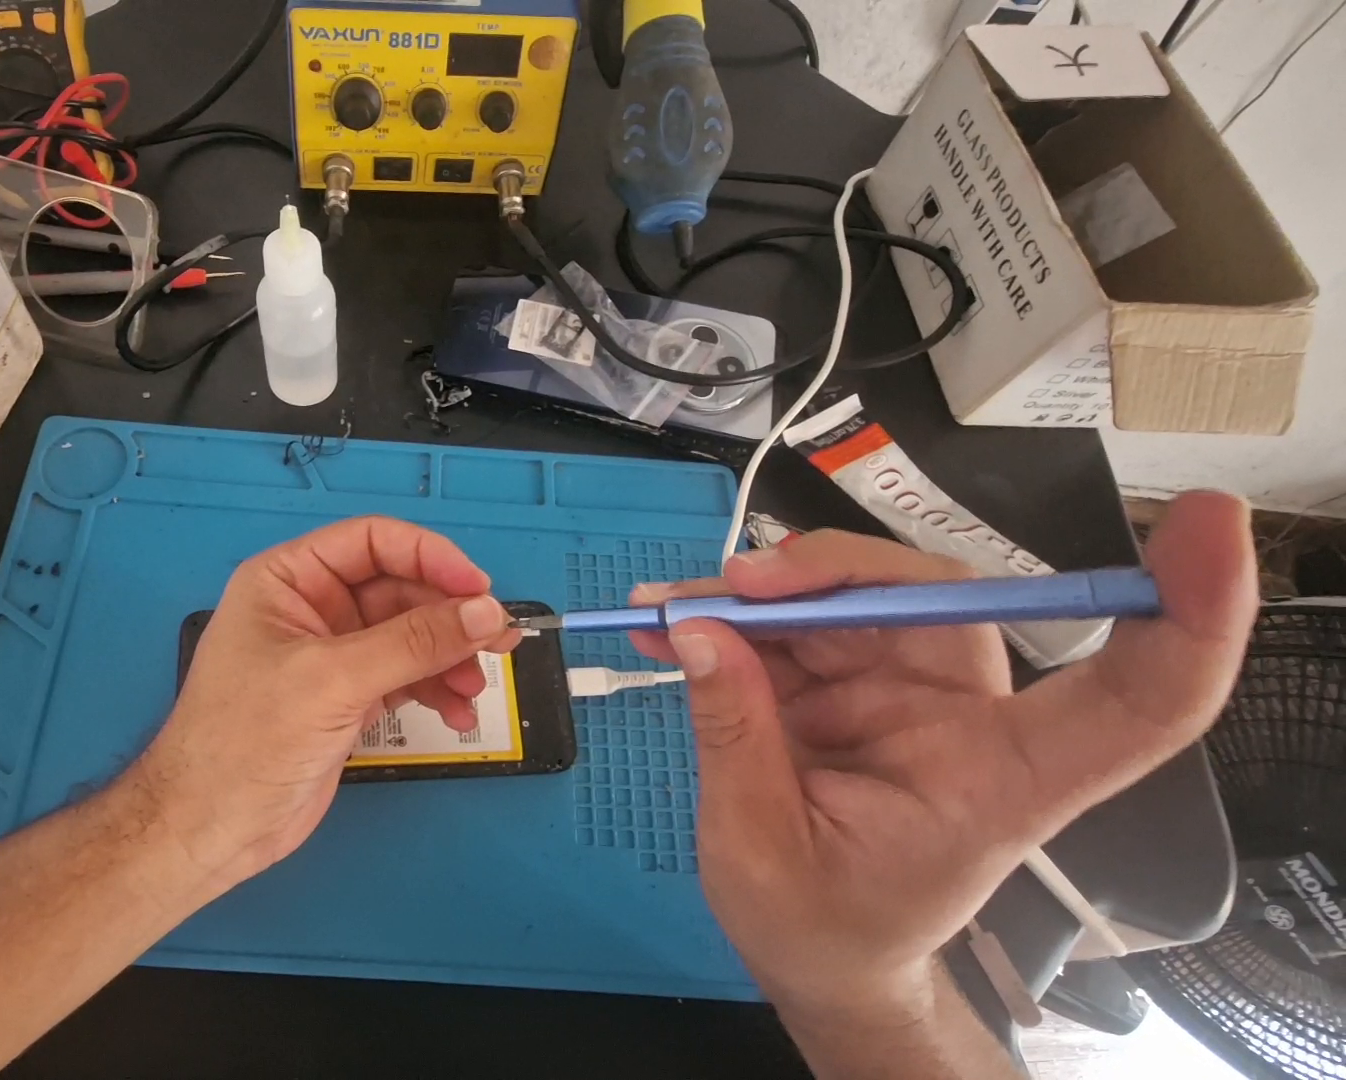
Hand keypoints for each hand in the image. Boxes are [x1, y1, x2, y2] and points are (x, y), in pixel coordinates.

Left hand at [133, 516, 520, 889]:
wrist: (210, 830)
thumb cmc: (250, 738)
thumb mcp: (333, 679)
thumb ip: (414, 641)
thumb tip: (486, 610)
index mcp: (289, 578)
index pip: (372, 543)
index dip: (430, 557)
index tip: (480, 589)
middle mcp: (312, 606)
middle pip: (399, 590)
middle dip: (448, 617)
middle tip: (499, 642)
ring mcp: (333, 653)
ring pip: (409, 635)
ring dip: (448, 657)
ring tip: (476, 688)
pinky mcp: (348, 695)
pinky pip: (405, 674)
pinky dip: (434, 688)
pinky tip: (457, 711)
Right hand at [631, 492, 1256, 1023]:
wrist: (810, 954)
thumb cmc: (816, 926)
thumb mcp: (758, 844)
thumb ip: (733, 734)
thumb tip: (697, 630)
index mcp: (995, 779)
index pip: (1129, 701)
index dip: (1188, 613)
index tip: (1212, 523)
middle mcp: (961, 718)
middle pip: (928, 602)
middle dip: (825, 575)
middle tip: (727, 588)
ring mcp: (896, 693)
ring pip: (841, 600)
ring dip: (747, 596)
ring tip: (660, 611)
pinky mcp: (839, 684)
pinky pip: (787, 626)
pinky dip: (725, 619)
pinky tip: (665, 624)